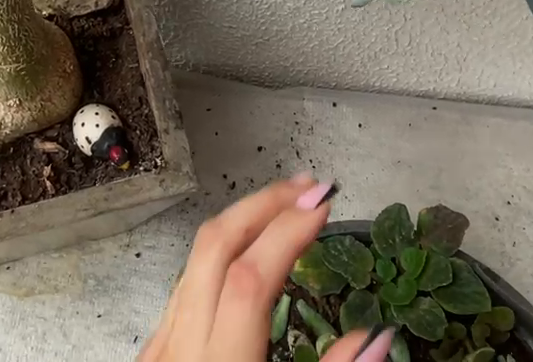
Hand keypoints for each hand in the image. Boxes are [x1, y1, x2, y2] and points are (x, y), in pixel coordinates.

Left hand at [141, 175, 394, 361]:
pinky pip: (186, 288)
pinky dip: (221, 257)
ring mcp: (159, 349)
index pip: (252, 277)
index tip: (325, 203)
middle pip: (214, 248)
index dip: (289, 231)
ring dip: (243, 225)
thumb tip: (380, 337)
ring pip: (194, 261)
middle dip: (263, 205)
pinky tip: (247, 259)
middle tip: (309, 187)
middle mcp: (179, 349)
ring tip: (287, 210)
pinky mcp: (152, 356)